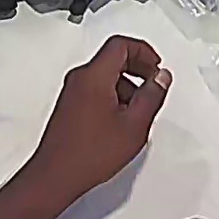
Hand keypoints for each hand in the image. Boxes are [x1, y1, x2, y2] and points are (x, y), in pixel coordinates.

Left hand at [20, 35, 171, 197]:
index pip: (120, 45)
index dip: (144, 51)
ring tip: (140, 109)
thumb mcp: (134, 124)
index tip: (157, 66)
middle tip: (154, 84)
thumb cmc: (89, 153)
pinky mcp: (70, 104)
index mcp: (93, 76)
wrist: (57, 173)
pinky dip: (113, 95)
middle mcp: (79, 79)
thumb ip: (152, 96)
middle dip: (138, 67)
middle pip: (112, 57)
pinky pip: (95, 88)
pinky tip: (123, 119)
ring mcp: (72, 91)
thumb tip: (161, 77)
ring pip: (104, 75)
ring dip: (127, 84)